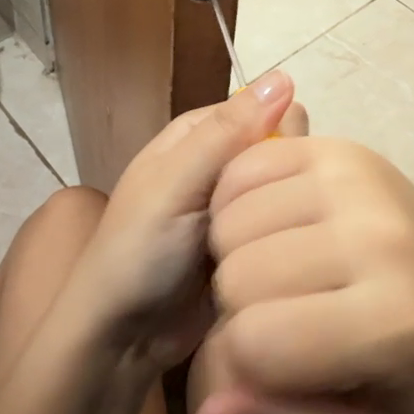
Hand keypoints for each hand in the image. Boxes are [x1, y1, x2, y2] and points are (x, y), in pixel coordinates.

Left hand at [60, 71, 297, 373]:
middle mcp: (224, 165)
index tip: (280, 172)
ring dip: (290, 215)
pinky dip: (290, 244)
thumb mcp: (178, 182)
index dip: (281, 137)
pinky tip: (292, 264)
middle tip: (268, 216)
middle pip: (284, 152)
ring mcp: (240, 210)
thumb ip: (228, 132)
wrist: (121, 339)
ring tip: (277, 247)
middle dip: (286, 179)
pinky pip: (287, 233)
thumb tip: (283, 75)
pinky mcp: (252, 250)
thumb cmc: (138, 250)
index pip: (268, 111)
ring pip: (291, 194)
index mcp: (202, 134)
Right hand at [195, 138, 413, 413]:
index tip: (274, 357)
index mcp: (395, 321)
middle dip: (237, 302)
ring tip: (272, 263)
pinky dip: (236, 201)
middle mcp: (380, 239)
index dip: (245, 359)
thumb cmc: (399, 357)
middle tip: (274, 305)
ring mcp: (356, 179)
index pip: (256, 343)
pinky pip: (241, 169)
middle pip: (237, 276)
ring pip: (229, 218)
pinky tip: (266, 223)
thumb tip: (213, 412)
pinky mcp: (335, 144)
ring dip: (233, 249)